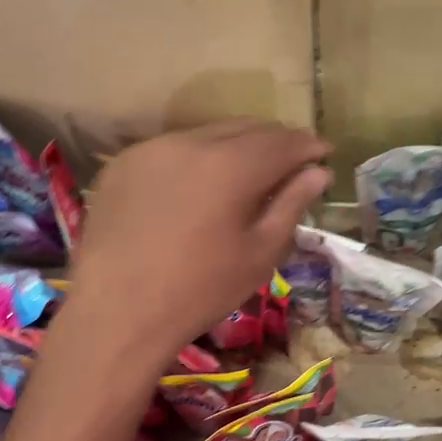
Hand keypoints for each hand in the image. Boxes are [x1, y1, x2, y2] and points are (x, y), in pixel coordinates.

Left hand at [69, 119, 330, 362]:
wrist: (117, 312)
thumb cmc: (199, 292)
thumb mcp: (258, 254)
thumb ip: (290, 206)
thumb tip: (317, 172)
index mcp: (230, 164)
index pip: (281, 141)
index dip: (307, 146)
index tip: (323, 154)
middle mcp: (189, 143)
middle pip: (243, 128)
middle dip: (273, 141)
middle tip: (291, 162)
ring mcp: (150, 149)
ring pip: (205, 135)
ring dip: (232, 147)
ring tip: (246, 174)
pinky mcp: (122, 165)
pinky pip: (170, 151)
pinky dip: (194, 160)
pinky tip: (198, 189)